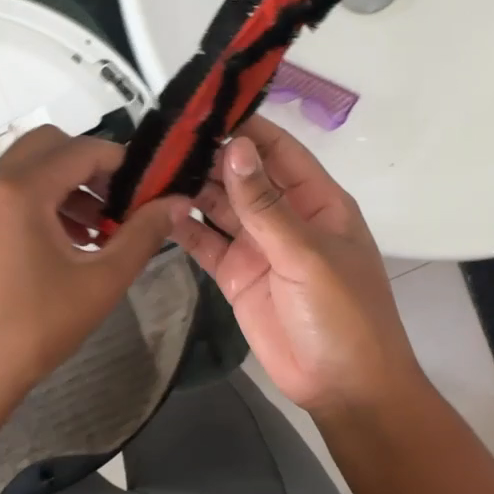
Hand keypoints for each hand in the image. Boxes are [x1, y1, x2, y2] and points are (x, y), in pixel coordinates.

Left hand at [0, 126, 178, 425]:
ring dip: (65, 185)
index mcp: (20, 190)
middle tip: (119, 206)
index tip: (149, 190)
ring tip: (98, 231)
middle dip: (90, 167)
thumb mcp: (100, 282)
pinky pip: (8, 193)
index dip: (122, 164)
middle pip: (49, 146)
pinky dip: (39, 201)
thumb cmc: (34, 329)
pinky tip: (65, 244)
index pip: (82, 149)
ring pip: (26, 168)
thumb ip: (143, 235)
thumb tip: (177, 203)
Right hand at [169, 115, 428, 418]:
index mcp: (317, 201)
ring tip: (149, 169)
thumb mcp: (307, 255)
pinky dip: (184, 229)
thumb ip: (265, 205)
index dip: (245, 128)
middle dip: (207, 157)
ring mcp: (258, 247)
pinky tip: (156, 212)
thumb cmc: (343, 315)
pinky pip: (206, 243)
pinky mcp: (235, 276)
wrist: (343, 386)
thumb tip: (234, 147)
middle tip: (159, 140)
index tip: (203, 108)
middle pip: (242, 175)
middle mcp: (285, 217)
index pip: (278, 151)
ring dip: (190, 189)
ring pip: (219, 206)